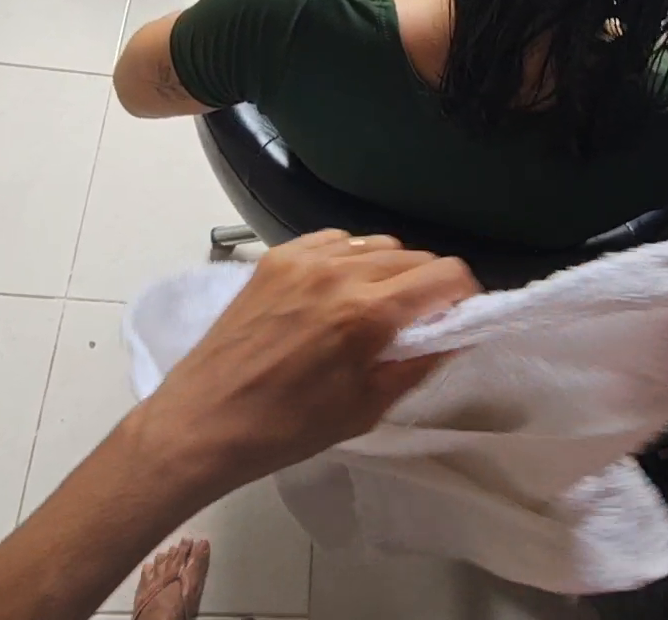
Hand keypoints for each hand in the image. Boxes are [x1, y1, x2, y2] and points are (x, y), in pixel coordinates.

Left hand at [135, 230, 477, 495]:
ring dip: (392, 268)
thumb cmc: (287, 428)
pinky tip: (340, 286)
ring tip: (378, 302)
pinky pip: (334, 240)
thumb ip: (417, 364)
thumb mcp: (365, 409)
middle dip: (430, 284)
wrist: (203, 419)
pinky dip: (350, 257)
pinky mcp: (276, 255)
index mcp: (366, 314)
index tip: (460, 314)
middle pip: (414, 256)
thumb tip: (454, 335)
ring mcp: (304, 258)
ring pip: (376, 243)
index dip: (464, 293)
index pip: (444, 275)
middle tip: (421, 317)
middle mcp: (339, 272)